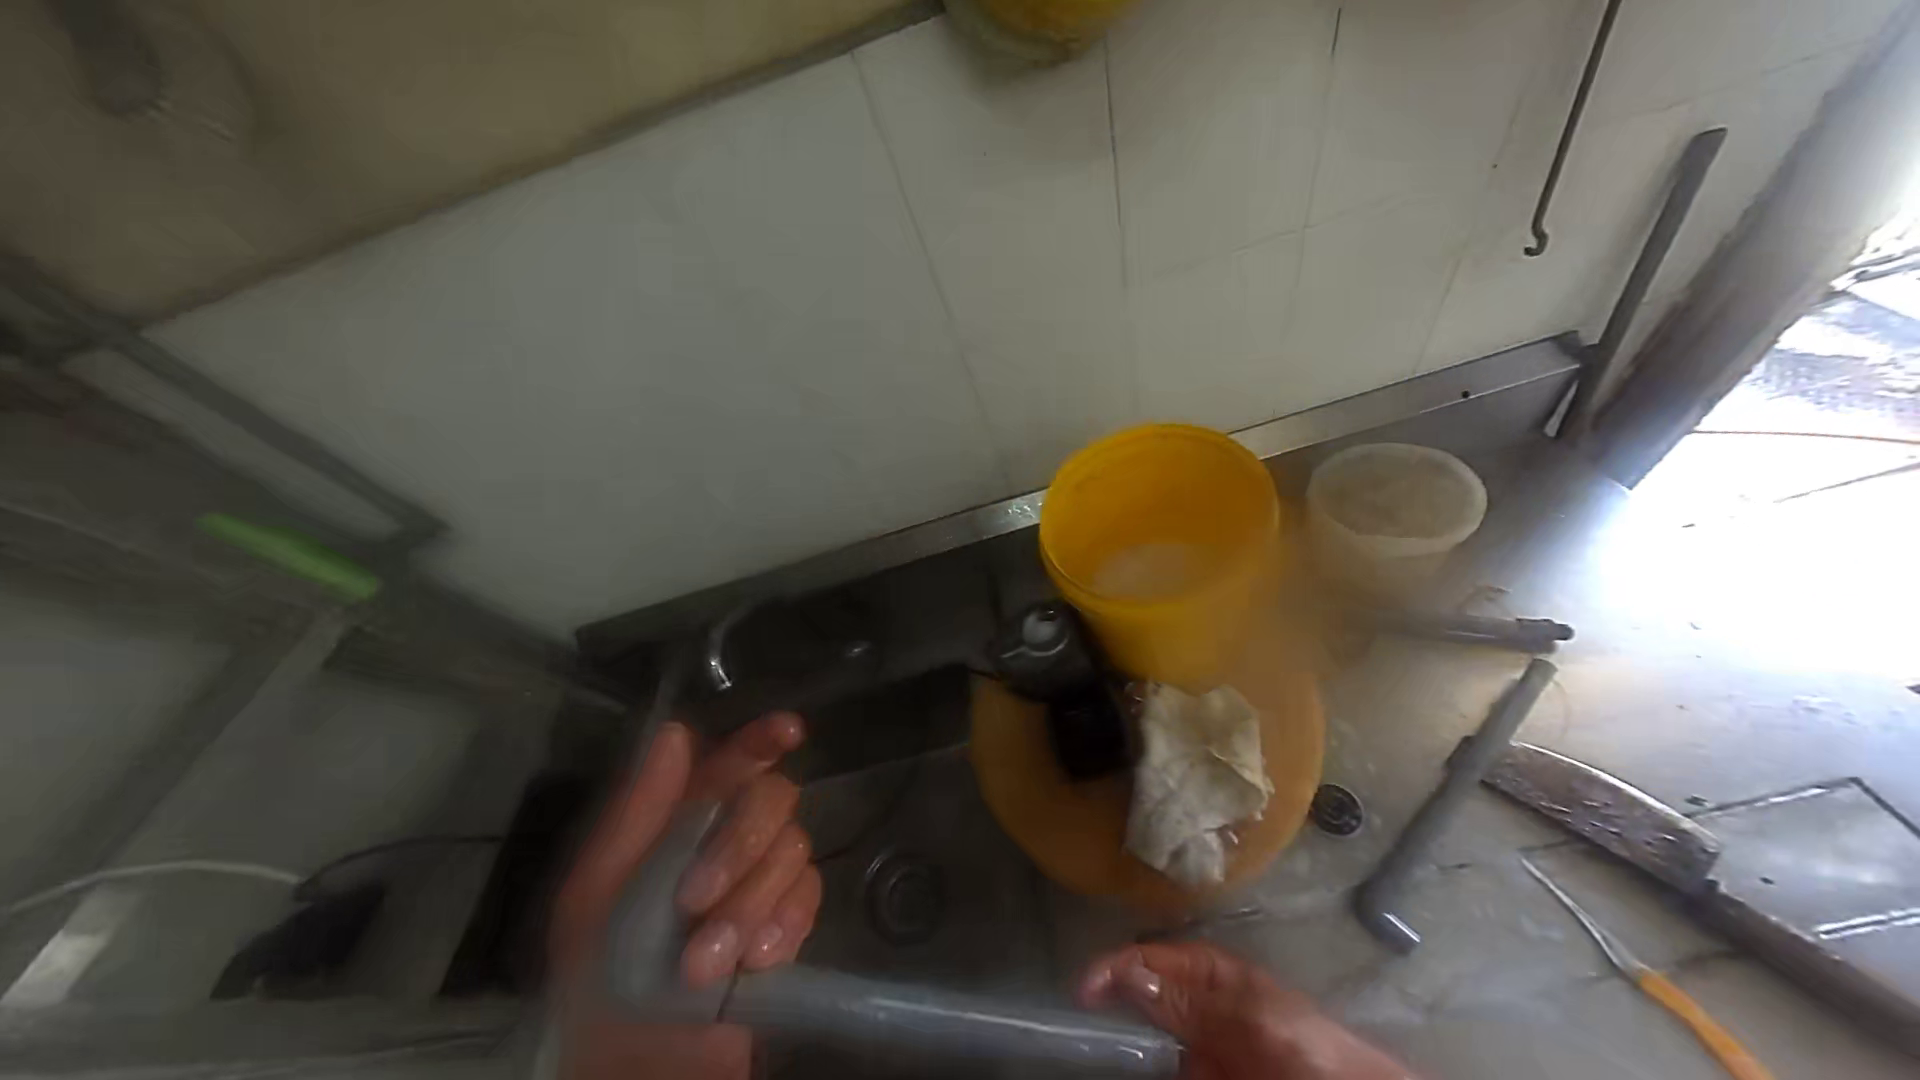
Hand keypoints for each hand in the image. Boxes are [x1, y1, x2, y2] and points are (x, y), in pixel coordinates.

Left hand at [550, 712, 820, 1079]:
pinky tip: (755, 963)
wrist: (644, 1071)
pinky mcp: (792, 917)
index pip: (730, 760)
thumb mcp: (594, 896)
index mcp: (679, 822)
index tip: (790, 731)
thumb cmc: (602, 982)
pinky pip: (810, 893)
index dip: (762, 737)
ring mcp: (765, 876)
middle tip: (694, 902)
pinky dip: (784, 924)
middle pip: (772, 796)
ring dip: (750, 904)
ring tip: (710, 965)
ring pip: (794, 847)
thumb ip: (636, 812)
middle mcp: (730, 835)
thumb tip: (676, 732)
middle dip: (739, 845)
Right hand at [1077, 943, 1417, 1079]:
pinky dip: (1147, 1064)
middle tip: (1076, 1027)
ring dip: (1123, 1044)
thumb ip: (1192, 1003)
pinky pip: (1168, 1065)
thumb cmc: (1315, 1059)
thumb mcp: (1253, 1023)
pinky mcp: (1204, 1074)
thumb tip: (1128, 973)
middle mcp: (1200, 1008)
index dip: (1113, 969)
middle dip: (1109, 1005)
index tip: (1081, 993)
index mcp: (1210, 976)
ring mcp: (1203, 1051)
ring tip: (1093, 1050)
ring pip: (1149, 1042)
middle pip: (1141, 998)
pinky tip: (1130, 1063)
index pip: (1149, 959)